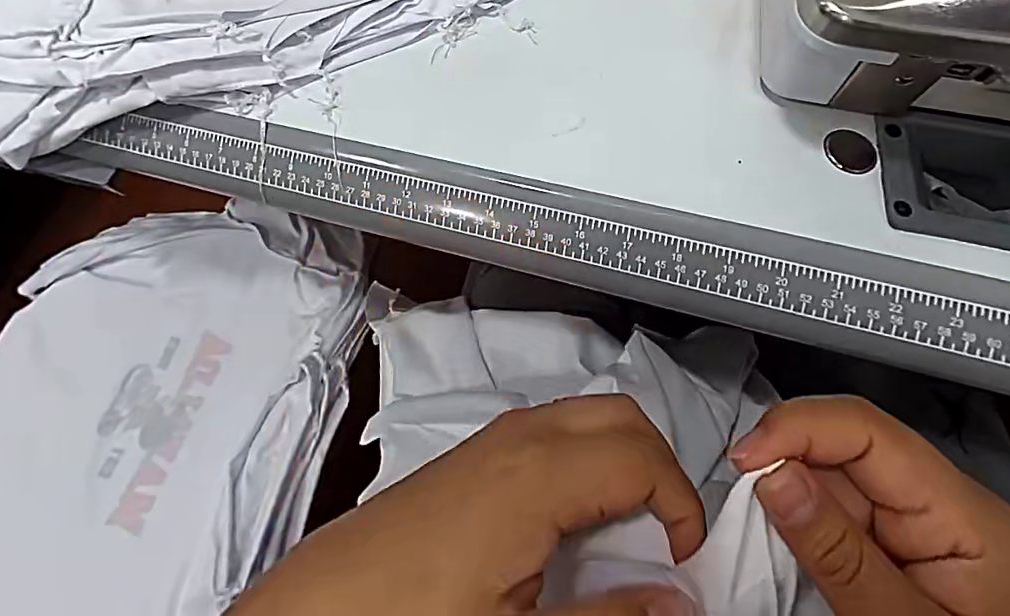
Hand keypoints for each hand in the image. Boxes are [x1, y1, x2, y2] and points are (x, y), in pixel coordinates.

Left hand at [229, 394, 704, 615]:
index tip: (685, 562)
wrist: (324, 605)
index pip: (639, 454)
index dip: (680, 503)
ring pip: (589, 418)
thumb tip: (676, 604)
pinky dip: (587, 463)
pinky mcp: (481, 453)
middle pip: (620, 414)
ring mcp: (497, 437)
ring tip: (626, 538)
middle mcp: (520, 435)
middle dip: (659, 466)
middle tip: (666, 540)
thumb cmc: (413, 614)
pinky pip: (555, 434)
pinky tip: (574, 527)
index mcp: (535, 472)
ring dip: (623, 462)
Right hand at [730, 396, 1009, 615]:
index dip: (795, 426)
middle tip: (740, 503)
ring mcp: (919, 530)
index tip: (745, 458)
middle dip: (784, 463)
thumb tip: (774, 475)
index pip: (865, 428)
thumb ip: (842, 557)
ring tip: (759, 535)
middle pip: (842, 449)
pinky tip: (786, 551)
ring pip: (831, 481)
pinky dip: (802, 530)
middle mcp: (941, 507)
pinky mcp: (898, 553)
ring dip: (787, 498)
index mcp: (963, 513)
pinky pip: (837, 518)